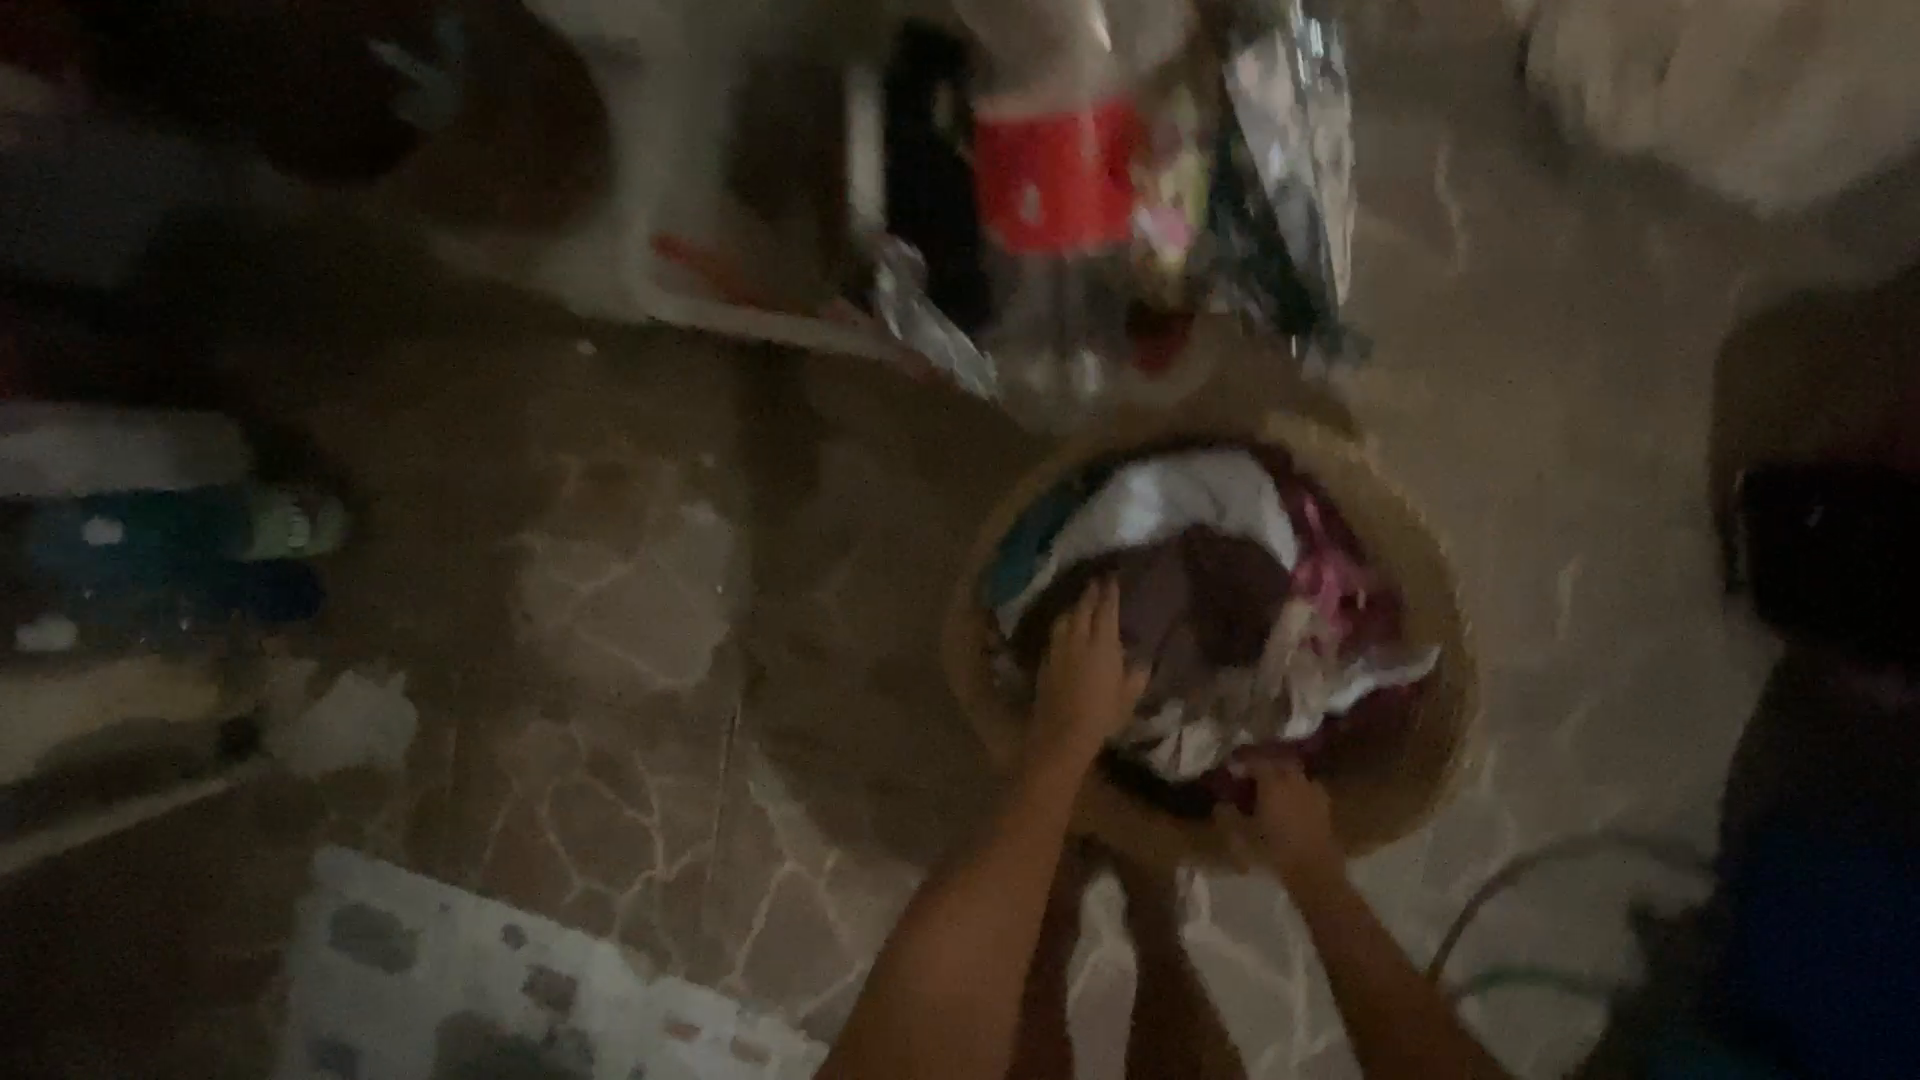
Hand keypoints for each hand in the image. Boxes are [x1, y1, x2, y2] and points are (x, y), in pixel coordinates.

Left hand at [1030, 579, 1149, 768]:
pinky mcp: (1045, 660)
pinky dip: (1062, 626)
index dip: (1109, 592)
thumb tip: (1143, 661)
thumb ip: (1137, 675)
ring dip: (1073, 607)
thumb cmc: (1102, 715)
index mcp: (1102, 644)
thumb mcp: (1128, 697)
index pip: (1106, 609)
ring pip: (1064, 618)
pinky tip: (1065, 630)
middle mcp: (1078, 638)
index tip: (1111, 577)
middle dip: (1090, 592)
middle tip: (1096, 581)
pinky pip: (1054, 634)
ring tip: (1080, 604)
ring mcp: (1058, 648)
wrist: (1062, 732)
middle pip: (1083, 608)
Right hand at [1217, 758, 1341, 884]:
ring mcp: (1312, 792)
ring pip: (1296, 773)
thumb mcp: (1242, 836)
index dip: (1242, 762)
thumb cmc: (1275, 851)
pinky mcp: (1325, 807)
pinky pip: (1309, 788)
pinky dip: (1298, 788)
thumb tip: (1221, 804)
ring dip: (1283, 774)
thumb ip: (1228, 816)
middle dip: (1265, 763)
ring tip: (1273, 785)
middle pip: (1279, 761)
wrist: (1315, 872)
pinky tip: (1293, 801)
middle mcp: (1293, 780)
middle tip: (1252, 773)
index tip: (1232, 769)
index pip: (1256, 761)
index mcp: (1272, 783)